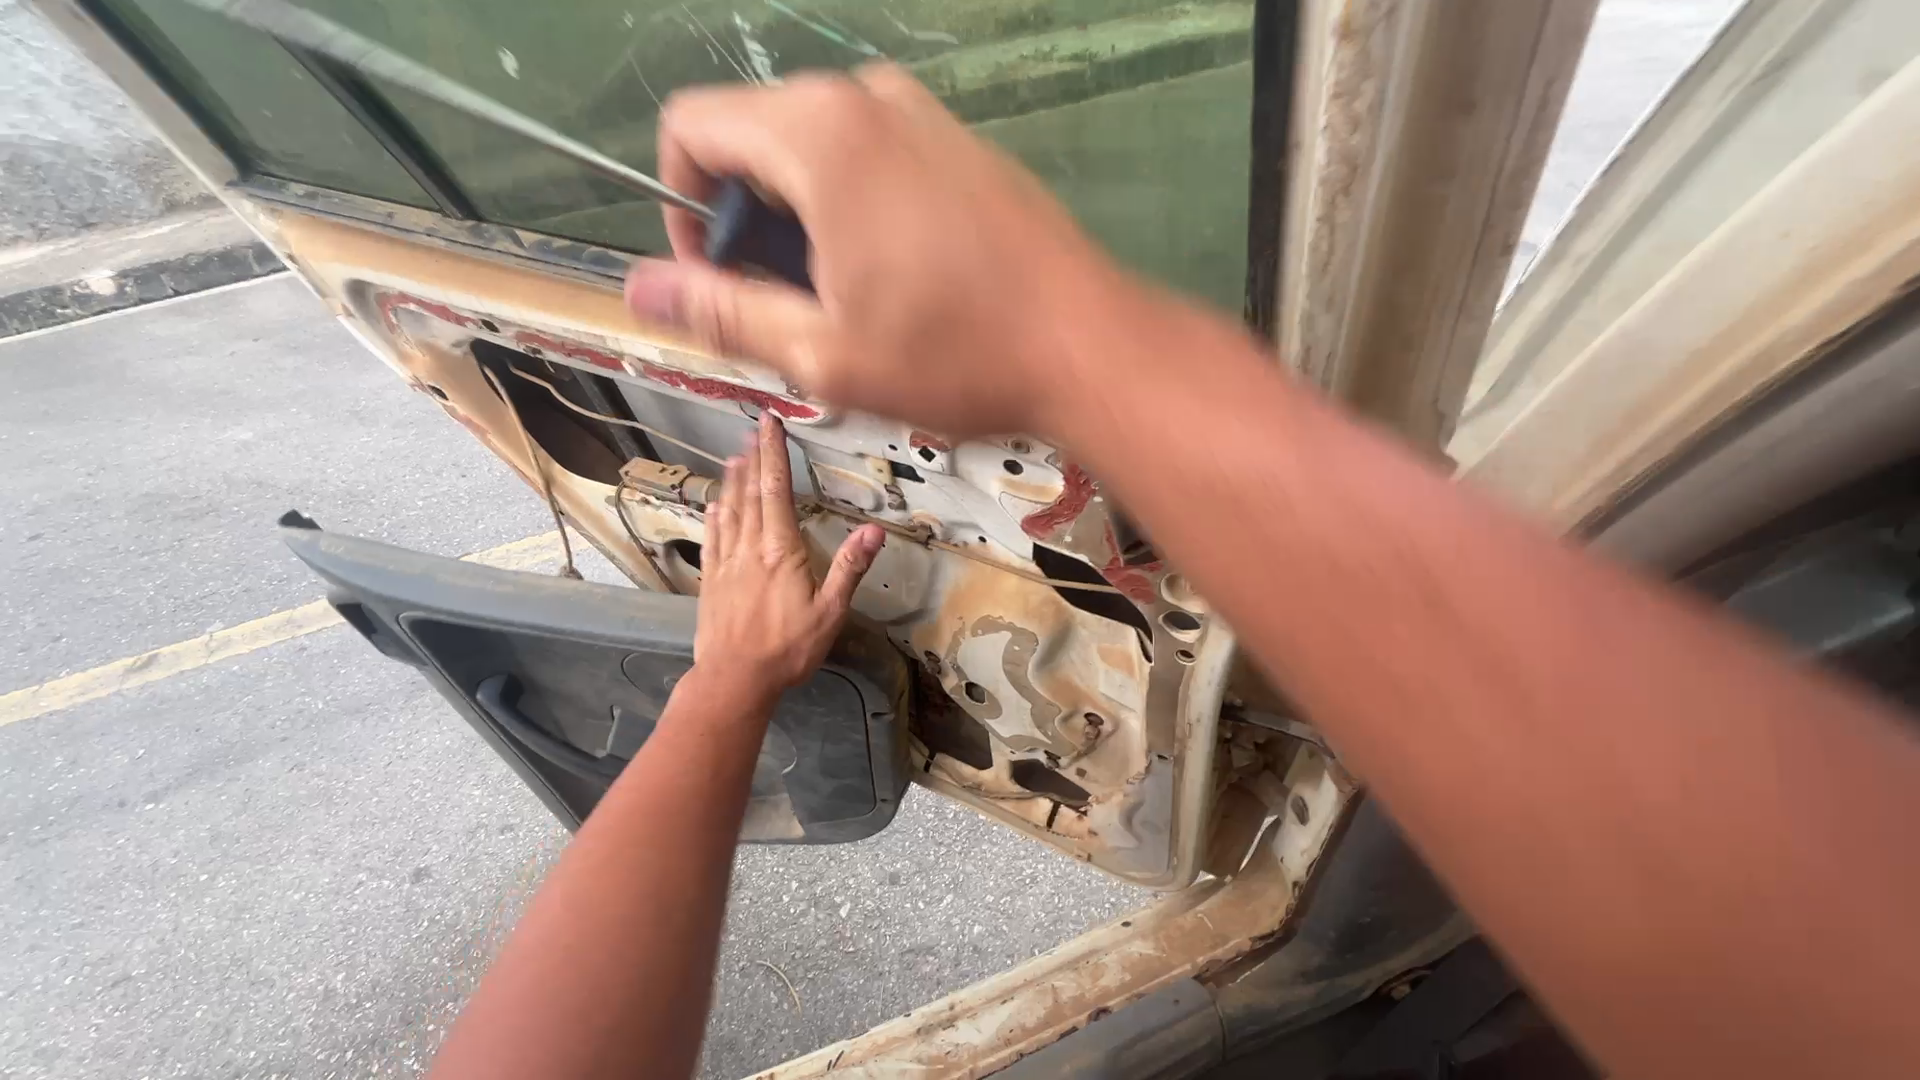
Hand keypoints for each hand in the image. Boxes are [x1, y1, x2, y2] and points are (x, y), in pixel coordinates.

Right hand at [624, 64, 1151, 438]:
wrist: (1085, 344)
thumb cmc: (954, 354)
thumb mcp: (823, 351)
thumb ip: (723, 312)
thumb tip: (641, 288)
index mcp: (817, 134)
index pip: (691, 130)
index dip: (684, 212)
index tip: (723, 283)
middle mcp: (865, 100)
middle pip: (753, 141)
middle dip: (750, 227)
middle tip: (795, 312)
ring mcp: (920, 115)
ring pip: (813, 155)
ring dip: (804, 229)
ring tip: (851, 308)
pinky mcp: (957, 144)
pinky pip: (870, 162)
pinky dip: (854, 215)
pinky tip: (899, 284)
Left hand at [690, 413, 884, 697]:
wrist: (734, 679)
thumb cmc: (788, 649)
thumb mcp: (830, 612)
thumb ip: (850, 568)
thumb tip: (875, 531)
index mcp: (781, 551)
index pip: (777, 491)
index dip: (774, 455)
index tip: (770, 425)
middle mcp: (750, 549)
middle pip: (752, 494)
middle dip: (754, 458)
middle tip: (753, 429)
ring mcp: (726, 564)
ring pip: (729, 511)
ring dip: (733, 481)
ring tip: (735, 456)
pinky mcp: (711, 581)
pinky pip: (712, 539)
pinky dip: (714, 515)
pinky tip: (714, 504)